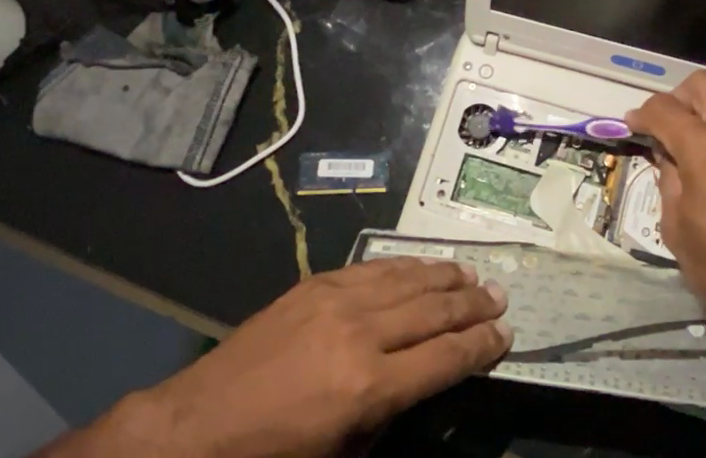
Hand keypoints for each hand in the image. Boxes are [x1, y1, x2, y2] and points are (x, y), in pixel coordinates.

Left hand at [48, 258, 510, 457]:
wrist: (199, 426)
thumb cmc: (274, 454)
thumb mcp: (344, 451)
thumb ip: (391, 411)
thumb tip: (424, 376)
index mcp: (371, 386)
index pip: (446, 357)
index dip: (482, 345)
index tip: (507, 334)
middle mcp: (363, 334)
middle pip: (435, 309)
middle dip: (473, 304)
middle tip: (501, 297)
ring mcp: (338, 302)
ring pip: (409, 279)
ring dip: (447, 276)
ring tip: (473, 274)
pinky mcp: (317, 284)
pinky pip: (375, 268)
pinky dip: (407, 265)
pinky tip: (424, 265)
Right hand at [629, 72, 705, 455]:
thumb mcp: (676, 226)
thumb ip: (668, 179)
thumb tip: (667, 155)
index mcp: (704, 147)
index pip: (663, 108)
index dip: (641, 114)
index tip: (633, 125)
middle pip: (702, 84)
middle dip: (678, 98)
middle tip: (668, 128)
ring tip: (700, 144)